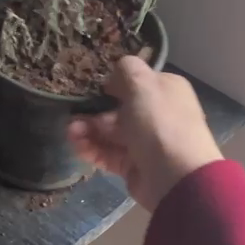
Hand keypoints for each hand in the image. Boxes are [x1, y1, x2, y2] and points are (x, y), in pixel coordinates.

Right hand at [68, 57, 222, 209]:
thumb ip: (126, 70)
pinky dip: (91, 149)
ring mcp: (142, 142)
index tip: (90, 87)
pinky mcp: (131, 165)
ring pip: (109, 133)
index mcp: (164, 90)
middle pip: (117, 109)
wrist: (174, 175)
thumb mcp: (143, 84)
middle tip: (73, 114)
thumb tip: (114, 74)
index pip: (134, 83)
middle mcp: (154, 114)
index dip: (112, 84)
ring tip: (70, 132)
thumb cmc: (159, 123)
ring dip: (88, 130)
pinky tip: (76, 145)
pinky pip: (107, 154)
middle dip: (93, 111)